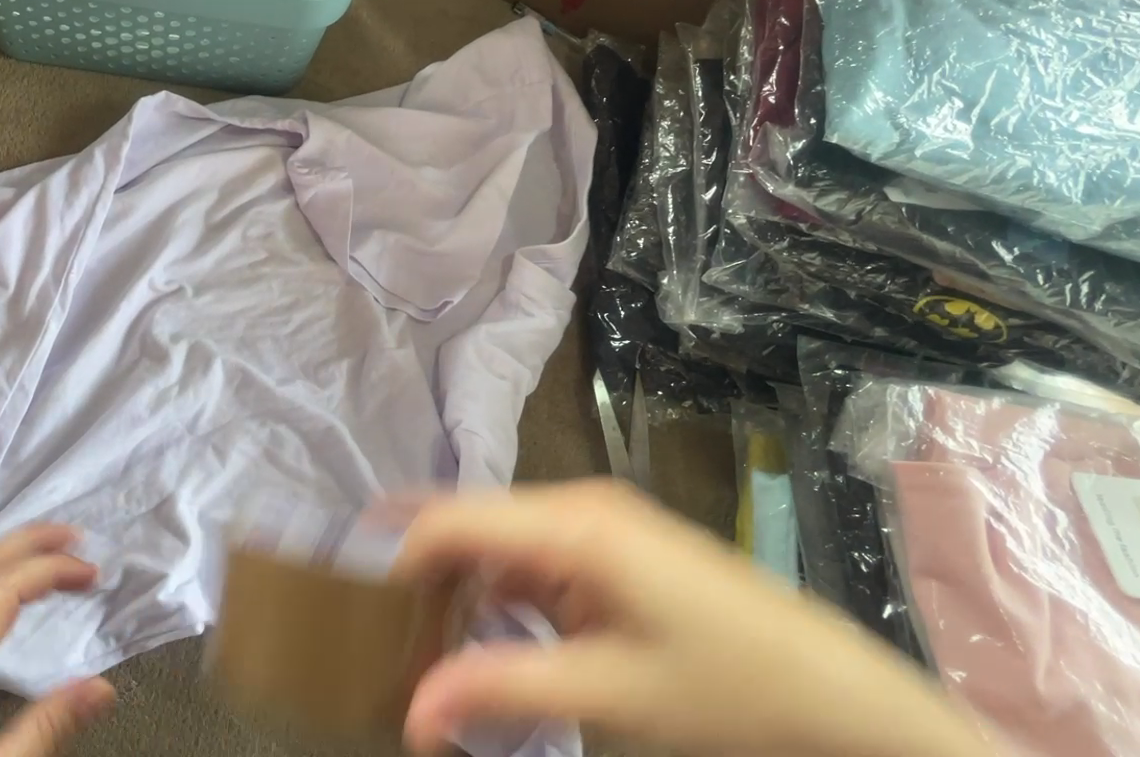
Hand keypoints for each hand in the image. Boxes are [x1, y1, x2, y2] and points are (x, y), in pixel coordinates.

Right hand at [393, 480, 996, 756]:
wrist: (854, 702)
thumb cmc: (734, 691)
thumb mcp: (613, 696)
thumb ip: (504, 690)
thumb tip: (411, 713)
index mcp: (572, 523)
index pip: (455, 520)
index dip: (400, 558)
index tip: (363, 609)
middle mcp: (575, 504)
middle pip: (471, 518)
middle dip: (420, 564)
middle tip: (375, 618)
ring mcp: (596, 522)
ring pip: (497, 537)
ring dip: (458, 578)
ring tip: (415, 627)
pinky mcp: (610, 547)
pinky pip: (530, 555)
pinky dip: (499, 589)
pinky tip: (482, 627)